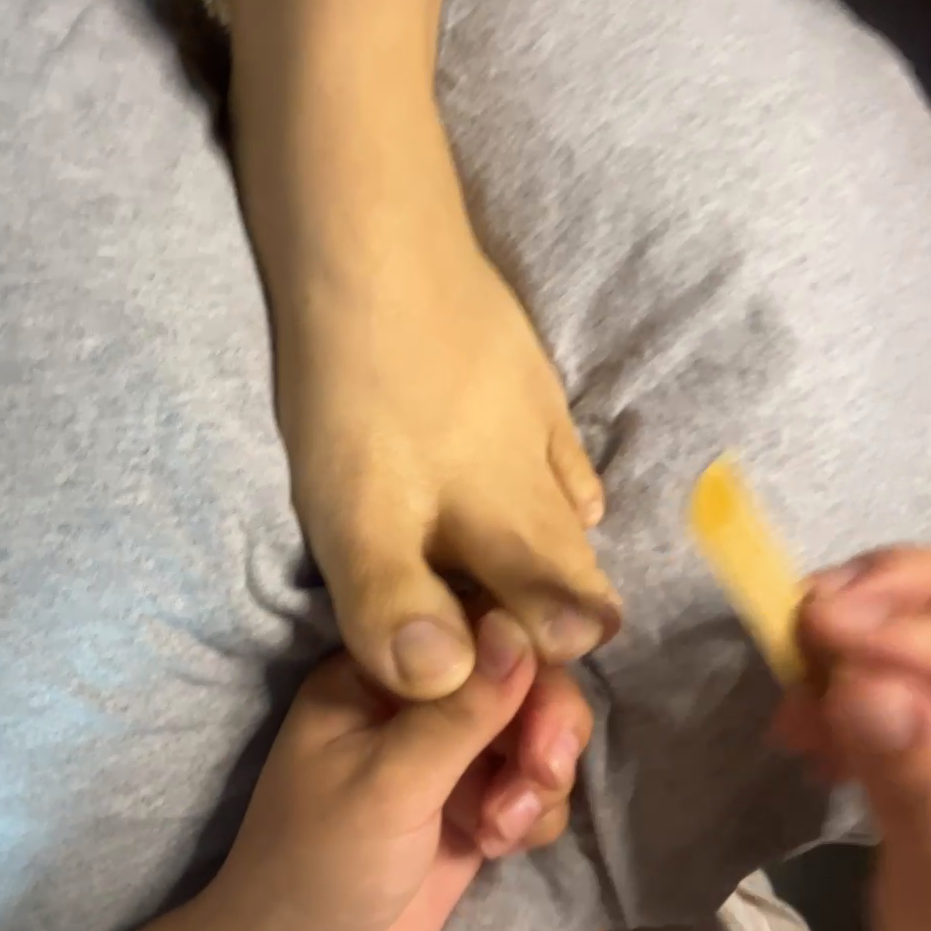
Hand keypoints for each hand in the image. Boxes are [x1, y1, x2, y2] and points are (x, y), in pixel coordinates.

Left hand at [189, 611, 589, 930]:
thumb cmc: (324, 860)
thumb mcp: (391, 781)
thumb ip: (461, 711)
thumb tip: (517, 625)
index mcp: (375, 674)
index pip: (469, 629)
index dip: (522, 658)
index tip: (545, 712)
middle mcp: (412, 703)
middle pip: (513, 678)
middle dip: (539, 725)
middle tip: (542, 774)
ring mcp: (442, 755)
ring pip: (529, 733)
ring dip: (536, 777)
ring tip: (501, 828)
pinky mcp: (467, 805)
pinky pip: (528, 785)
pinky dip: (529, 812)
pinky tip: (498, 846)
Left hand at [275, 234, 619, 701]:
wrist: (374, 248)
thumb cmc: (358, 395)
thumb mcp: (354, 516)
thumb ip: (396, 605)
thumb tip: (449, 683)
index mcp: (512, 528)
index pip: (571, 617)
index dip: (549, 653)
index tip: (504, 662)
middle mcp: (544, 484)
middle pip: (576, 567)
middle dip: (555, 607)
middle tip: (504, 618)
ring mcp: (542, 421)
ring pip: (569, 507)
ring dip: (548, 546)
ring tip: (507, 564)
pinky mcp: (524, 373)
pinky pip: (557, 447)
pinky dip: (548, 480)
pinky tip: (531, 482)